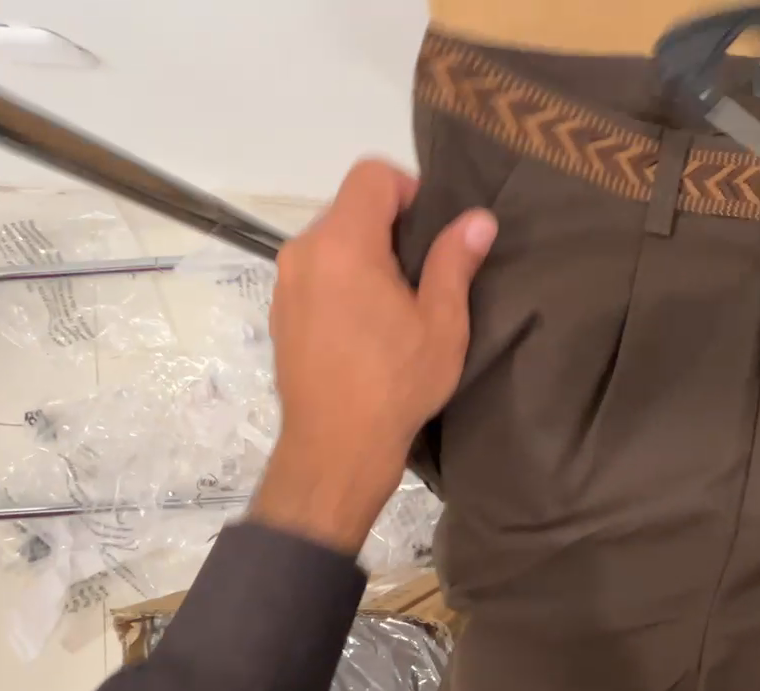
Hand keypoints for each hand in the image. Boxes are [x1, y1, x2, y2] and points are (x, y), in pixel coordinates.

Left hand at [250, 159, 495, 554]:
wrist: (338, 444)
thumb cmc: (398, 382)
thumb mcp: (442, 324)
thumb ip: (455, 263)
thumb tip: (478, 219)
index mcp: (345, 243)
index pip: (371, 176)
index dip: (410, 189)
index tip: (435, 232)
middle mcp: (305, 251)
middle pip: (351, 209)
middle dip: (391, 230)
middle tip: (426, 279)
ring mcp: (287, 282)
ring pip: (333, 245)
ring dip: (367, 260)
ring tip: (397, 310)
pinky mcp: (281, 312)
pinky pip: (317, 276)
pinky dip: (344, 285)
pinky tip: (368, 332)